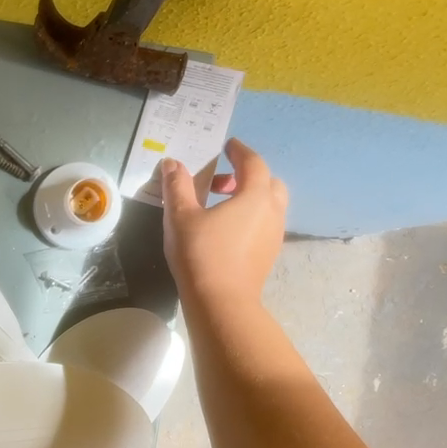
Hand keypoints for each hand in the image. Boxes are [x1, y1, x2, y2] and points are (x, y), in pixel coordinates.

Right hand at [159, 138, 289, 310]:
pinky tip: (227, 231)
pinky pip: (265, 224)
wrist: (221, 302)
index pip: (253, 162)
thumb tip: (172, 163)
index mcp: (254, 195)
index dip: (240, 151)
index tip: (227, 145)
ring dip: (249, 197)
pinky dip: (251, 216)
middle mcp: (272, 210)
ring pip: (269, 204)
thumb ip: (177, 186)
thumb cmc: (201, 254)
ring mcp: (274, 234)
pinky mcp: (269, 253)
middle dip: (246, 176)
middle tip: (220, 182)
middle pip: (268, 182)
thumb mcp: (180, 217)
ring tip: (220, 207)